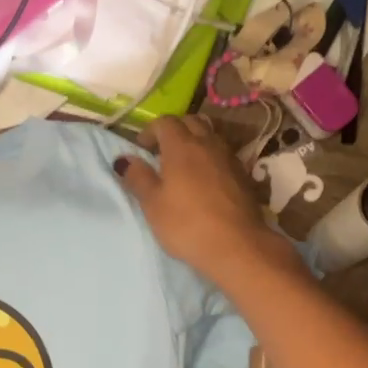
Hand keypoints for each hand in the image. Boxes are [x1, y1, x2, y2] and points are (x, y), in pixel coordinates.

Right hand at [115, 115, 289, 281]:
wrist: (236, 245)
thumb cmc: (186, 224)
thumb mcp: (152, 204)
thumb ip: (138, 178)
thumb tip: (124, 159)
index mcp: (182, 146)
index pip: (165, 122)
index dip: (150, 131)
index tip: (141, 149)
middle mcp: (207, 143)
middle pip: (190, 122)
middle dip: (173, 131)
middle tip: (160, 153)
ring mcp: (229, 157)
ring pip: (209, 136)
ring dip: (193, 142)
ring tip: (182, 166)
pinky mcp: (243, 174)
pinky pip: (222, 154)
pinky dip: (208, 157)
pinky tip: (203, 180)